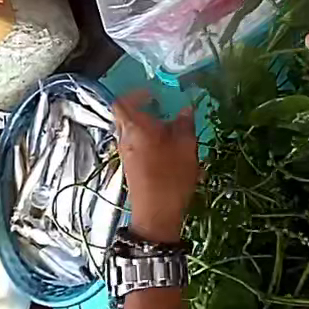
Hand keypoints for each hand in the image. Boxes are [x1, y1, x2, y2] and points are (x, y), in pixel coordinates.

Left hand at [113, 92, 199, 243]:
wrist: (157, 214)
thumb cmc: (171, 174)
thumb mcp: (186, 145)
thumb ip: (185, 124)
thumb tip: (185, 109)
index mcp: (134, 127)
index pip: (121, 103)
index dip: (134, 95)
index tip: (151, 94)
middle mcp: (124, 139)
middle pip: (127, 117)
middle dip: (144, 111)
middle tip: (163, 109)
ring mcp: (126, 154)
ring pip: (133, 133)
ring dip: (149, 128)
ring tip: (171, 131)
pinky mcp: (131, 168)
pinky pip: (137, 147)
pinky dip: (150, 143)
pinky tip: (169, 151)